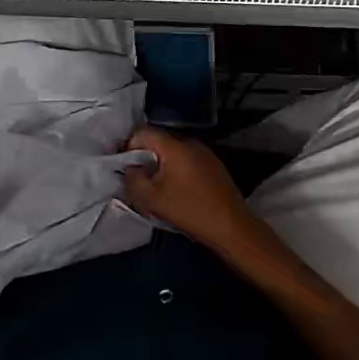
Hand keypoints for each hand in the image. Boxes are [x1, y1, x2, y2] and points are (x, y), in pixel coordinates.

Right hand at [122, 127, 257, 252]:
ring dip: (162, 166)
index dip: (129, 146)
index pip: (143, 132)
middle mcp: (191, 143)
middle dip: (145, 158)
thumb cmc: (190, 210)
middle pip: (159, 142)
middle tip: (140, 180)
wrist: (232, 227)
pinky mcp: (214, 165)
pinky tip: (179, 191)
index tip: (126, 167)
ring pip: (173, 153)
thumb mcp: (152, 199)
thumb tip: (131, 168)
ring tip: (159, 188)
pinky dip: (177, 171)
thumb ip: (134, 179)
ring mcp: (205, 153)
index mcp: (175, 146)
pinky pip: (188, 161)